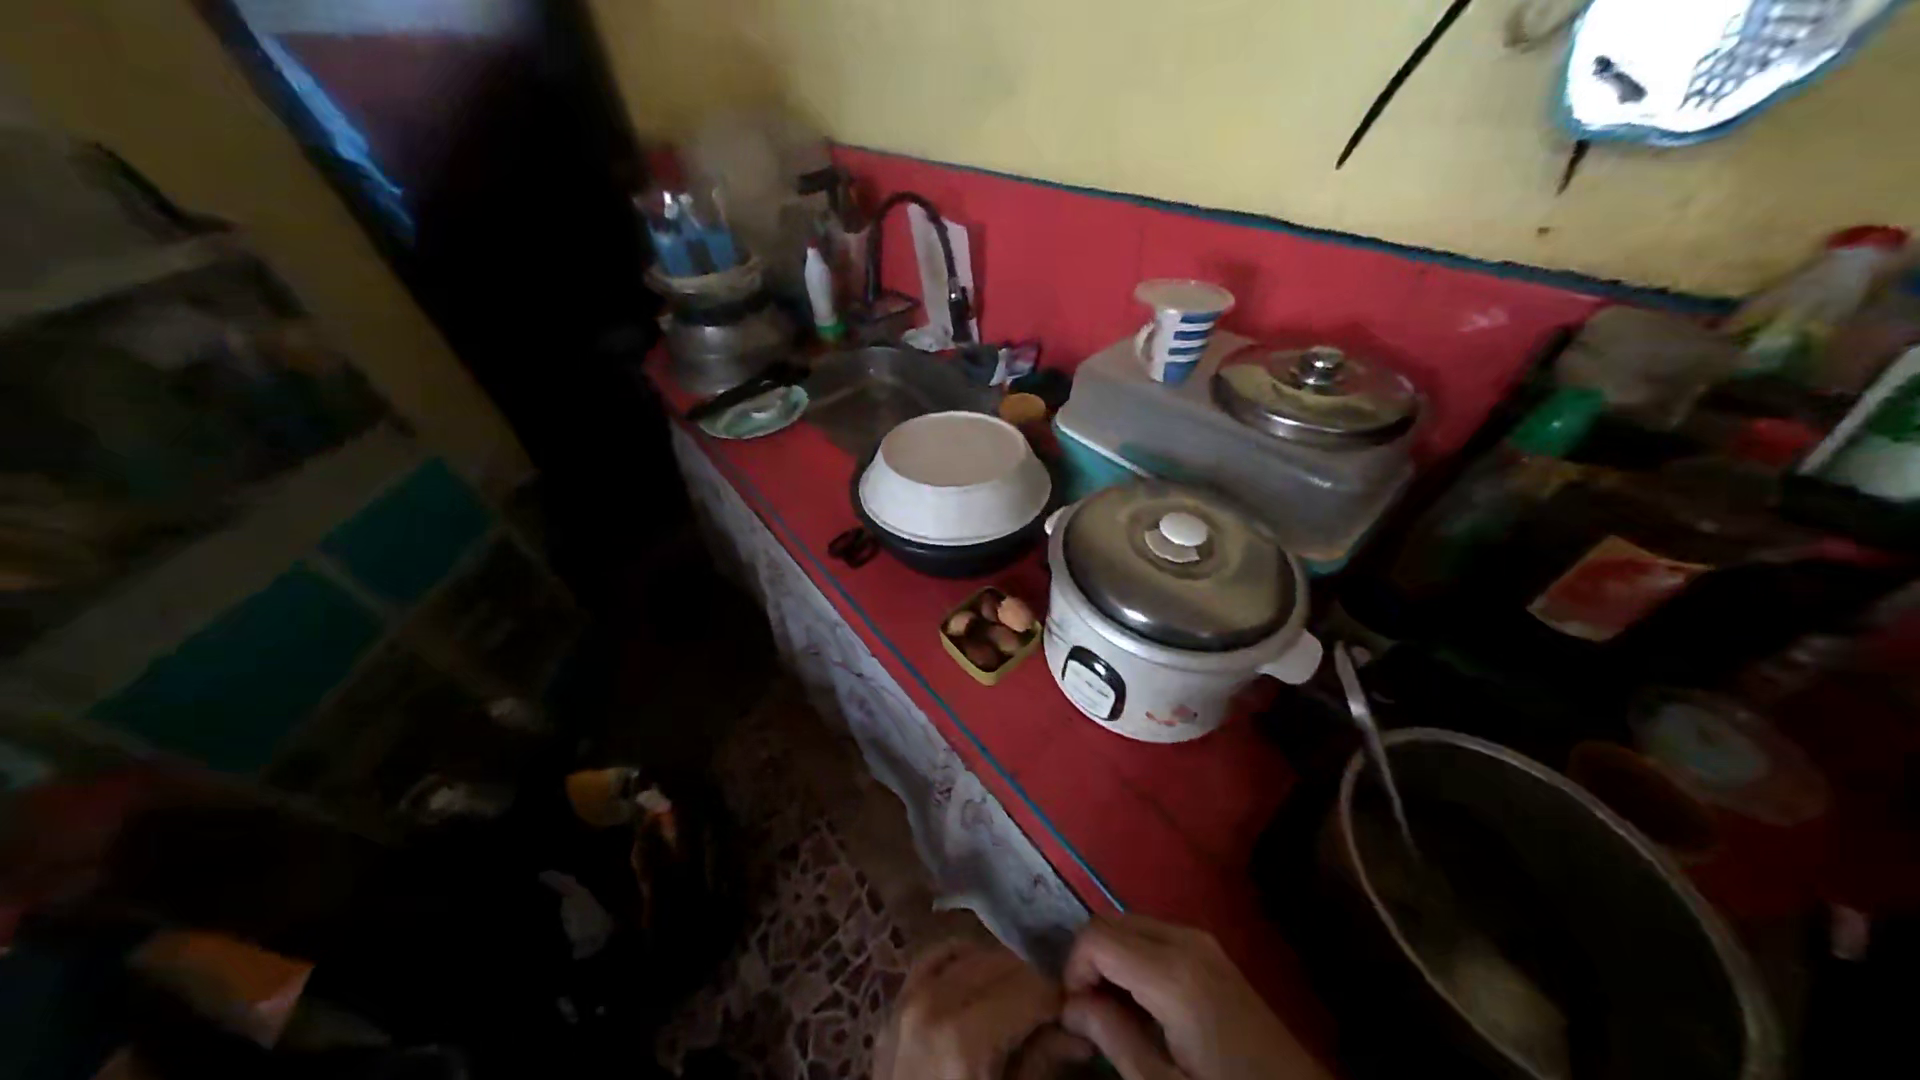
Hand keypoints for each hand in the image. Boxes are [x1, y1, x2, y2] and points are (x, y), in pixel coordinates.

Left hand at [877, 939, 1068, 1079]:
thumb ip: (1042, 1063)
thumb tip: (1078, 1029)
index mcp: (963, 1037)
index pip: (1030, 987)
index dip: (1059, 999)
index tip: (1077, 1017)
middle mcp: (931, 1004)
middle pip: (1001, 964)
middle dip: (1033, 985)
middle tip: (1054, 1014)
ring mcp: (904, 1002)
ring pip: (969, 953)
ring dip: (1000, 971)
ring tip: (1020, 1003)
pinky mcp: (890, 1009)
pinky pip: (931, 960)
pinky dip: (960, 961)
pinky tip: (980, 982)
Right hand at [1062, 915, 1329, 1079]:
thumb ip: (1113, 1038)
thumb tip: (1071, 1006)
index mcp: (1171, 972)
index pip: (1095, 936)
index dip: (1072, 970)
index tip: (1075, 1014)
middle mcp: (1185, 939)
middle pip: (1111, 923)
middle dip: (1089, 961)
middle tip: (1090, 1014)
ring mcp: (1203, 942)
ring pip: (1131, 926)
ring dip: (1111, 959)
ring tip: (1114, 1012)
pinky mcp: (1213, 953)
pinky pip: (1155, 936)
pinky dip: (1134, 958)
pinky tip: (1144, 1004)